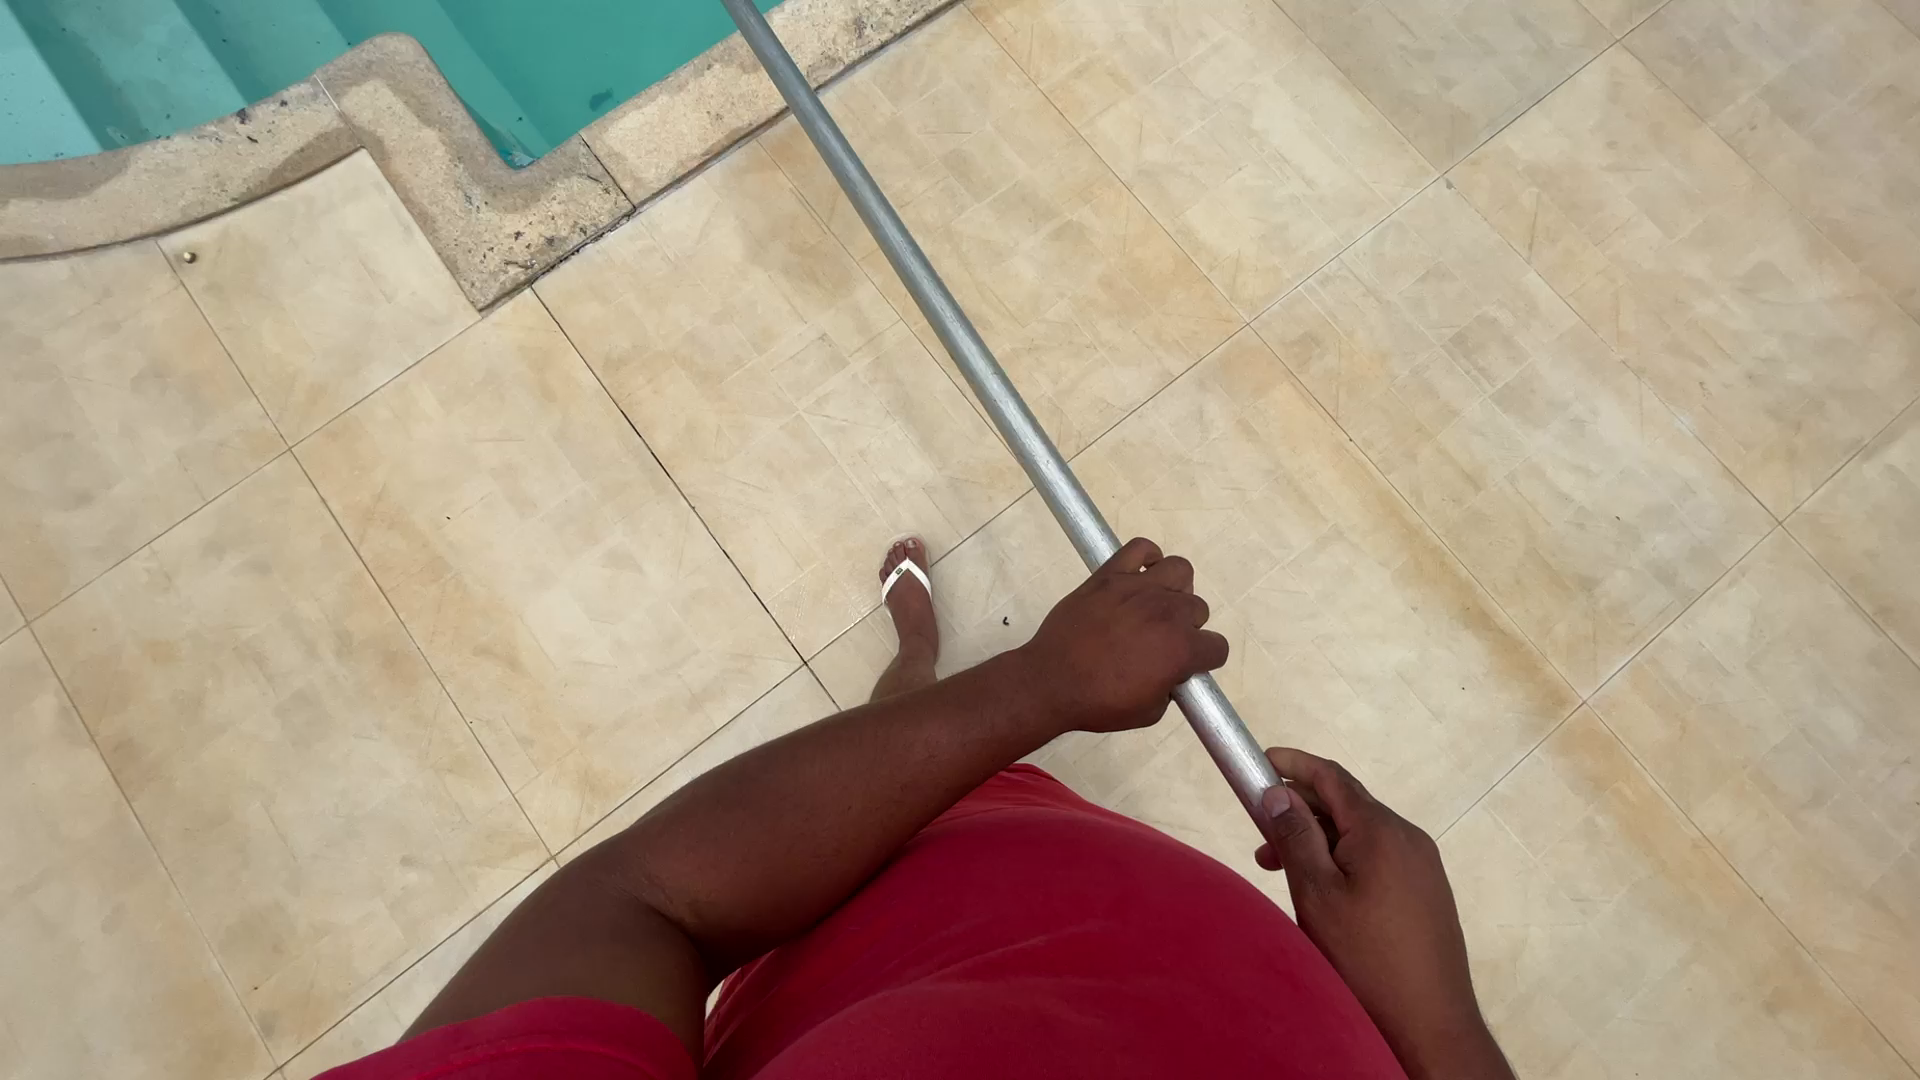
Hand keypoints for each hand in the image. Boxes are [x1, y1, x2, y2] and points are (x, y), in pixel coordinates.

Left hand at [1015, 537, 1227, 734]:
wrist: (1052, 681)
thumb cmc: (1100, 702)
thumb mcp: (1150, 711)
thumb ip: (1171, 686)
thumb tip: (1172, 670)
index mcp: (1181, 649)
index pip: (1217, 647)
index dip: (1203, 660)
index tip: (1184, 666)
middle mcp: (1167, 612)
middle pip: (1198, 608)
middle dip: (1184, 627)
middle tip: (1158, 640)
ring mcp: (1137, 588)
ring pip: (1180, 571)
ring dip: (1174, 589)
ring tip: (1153, 605)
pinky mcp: (1109, 576)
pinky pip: (1139, 548)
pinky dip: (1146, 556)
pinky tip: (1139, 575)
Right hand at [1256, 748, 1513, 1079]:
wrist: (1431, 1029)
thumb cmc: (1364, 956)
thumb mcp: (1315, 891)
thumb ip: (1295, 834)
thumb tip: (1277, 792)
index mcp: (1382, 830)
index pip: (1331, 777)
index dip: (1293, 763)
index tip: (1259, 760)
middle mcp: (1408, 837)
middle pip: (1344, 803)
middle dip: (1298, 809)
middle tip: (1259, 833)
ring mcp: (1422, 865)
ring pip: (1357, 832)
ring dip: (1316, 838)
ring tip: (1279, 867)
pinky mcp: (1426, 892)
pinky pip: (1375, 856)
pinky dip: (1340, 857)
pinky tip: (1318, 886)